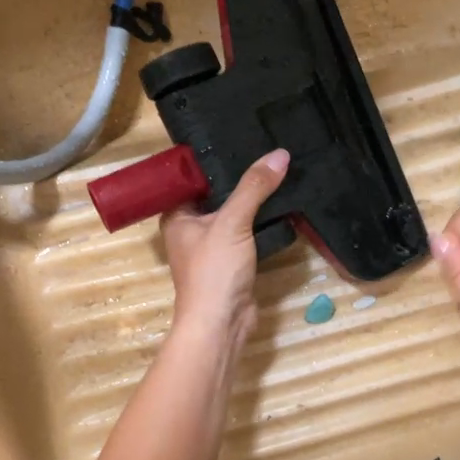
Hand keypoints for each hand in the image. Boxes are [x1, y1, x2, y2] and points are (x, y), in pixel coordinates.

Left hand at [162, 149, 289, 340]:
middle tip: (267, 150)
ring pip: (235, 214)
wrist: (222, 324)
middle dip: (240, 178)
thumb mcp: (232, 222)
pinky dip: (262, 222)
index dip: (214, 159)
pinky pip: (248, 233)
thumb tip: (279, 154)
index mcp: (177, 215)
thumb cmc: (213, 271)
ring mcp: (212, 247)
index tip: (239, 136)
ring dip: (254, 200)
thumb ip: (254, 188)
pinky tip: (282, 204)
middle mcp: (191, 228)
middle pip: (217, 194)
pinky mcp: (233, 262)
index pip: (192, 177)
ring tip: (278, 170)